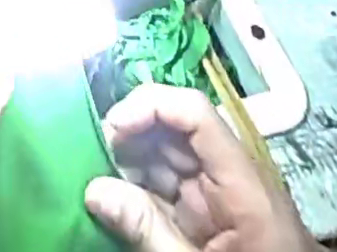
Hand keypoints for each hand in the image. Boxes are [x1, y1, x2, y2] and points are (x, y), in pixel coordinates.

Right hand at [86, 84, 318, 251]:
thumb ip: (149, 230)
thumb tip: (94, 190)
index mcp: (243, 182)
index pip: (195, 112)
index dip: (150, 106)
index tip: (112, 127)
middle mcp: (231, 176)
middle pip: (177, 130)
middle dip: (133, 135)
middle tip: (95, 156)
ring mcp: (221, 198)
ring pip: (168, 156)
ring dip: (133, 162)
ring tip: (100, 178)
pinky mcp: (211, 219)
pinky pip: (171, 187)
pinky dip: (142, 188)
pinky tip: (118, 198)